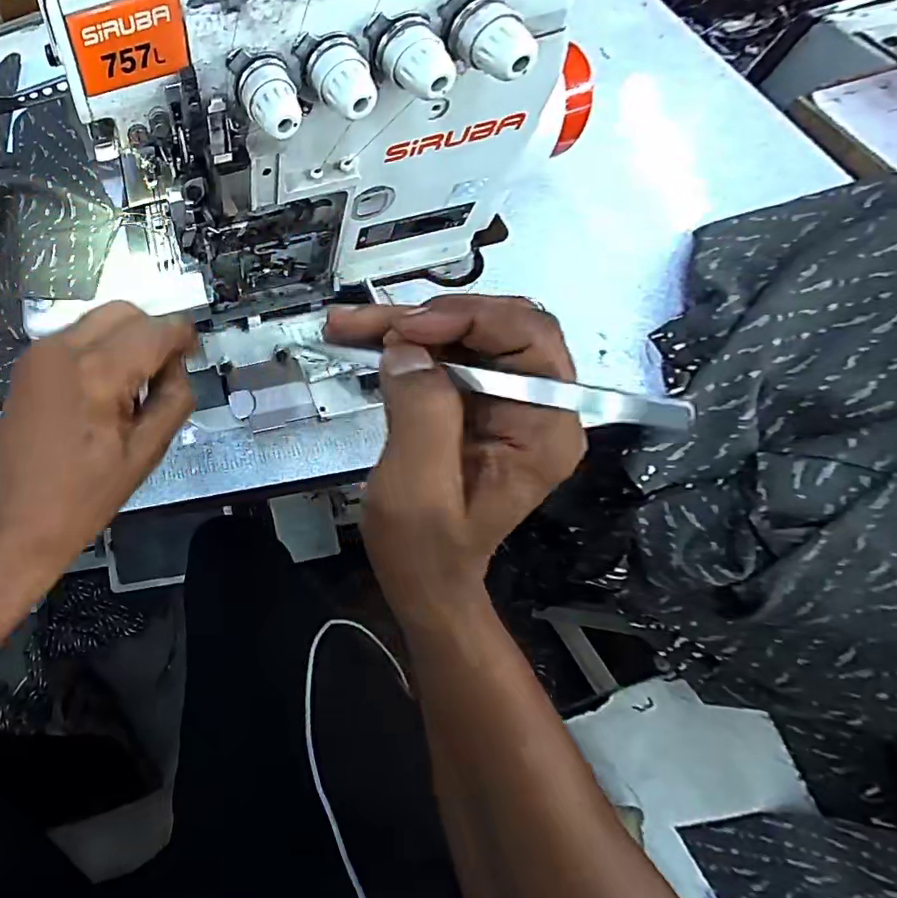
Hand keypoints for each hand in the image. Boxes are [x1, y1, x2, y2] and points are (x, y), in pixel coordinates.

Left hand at [0, 302, 196, 602]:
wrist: (13, 520)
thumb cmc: (81, 497)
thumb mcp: (145, 453)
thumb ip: (173, 400)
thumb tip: (178, 370)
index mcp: (97, 373)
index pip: (155, 331)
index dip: (182, 336)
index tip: (194, 351)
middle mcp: (63, 349)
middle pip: (126, 312)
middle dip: (154, 332)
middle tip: (167, 371)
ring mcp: (40, 353)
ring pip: (100, 319)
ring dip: (128, 338)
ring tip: (136, 385)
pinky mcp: (28, 364)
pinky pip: (78, 336)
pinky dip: (102, 347)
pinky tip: (107, 387)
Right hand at [325, 295, 584, 619]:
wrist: (424, 580)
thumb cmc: (426, 550)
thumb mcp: (418, 491)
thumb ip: (421, 415)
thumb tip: (406, 350)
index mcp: (545, 428)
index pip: (529, 339)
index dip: (468, 319)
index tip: (404, 329)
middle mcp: (537, 405)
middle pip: (498, 325)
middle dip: (431, 317)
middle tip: (369, 324)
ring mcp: (506, 401)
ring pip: (466, 332)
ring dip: (407, 324)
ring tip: (351, 325)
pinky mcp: (475, 401)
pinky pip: (446, 352)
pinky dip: (404, 341)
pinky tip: (364, 339)